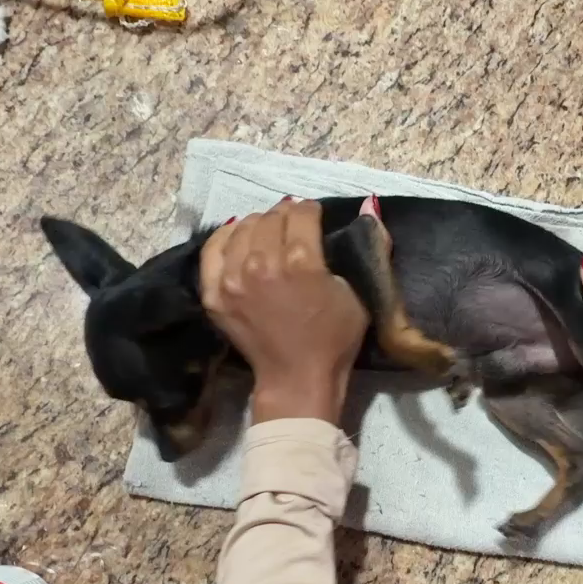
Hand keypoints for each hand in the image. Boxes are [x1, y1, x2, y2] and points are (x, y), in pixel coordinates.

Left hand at [200, 200, 369, 423]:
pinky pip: (212, 249)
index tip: (315, 214)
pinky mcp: (214, 293)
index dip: (311, 210)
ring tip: (268, 231)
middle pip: (271, 218)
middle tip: (293, 224)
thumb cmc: (334, 339)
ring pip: (242, 228)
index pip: (302, 214)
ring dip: (258, 224)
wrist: (297, 378)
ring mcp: (234, 279)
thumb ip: (367, 248)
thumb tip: (370, 204)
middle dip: (285, 214)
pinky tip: (237, 236)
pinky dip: (225, 237)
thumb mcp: (358, 294)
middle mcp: (263, 263)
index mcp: (302, 262)